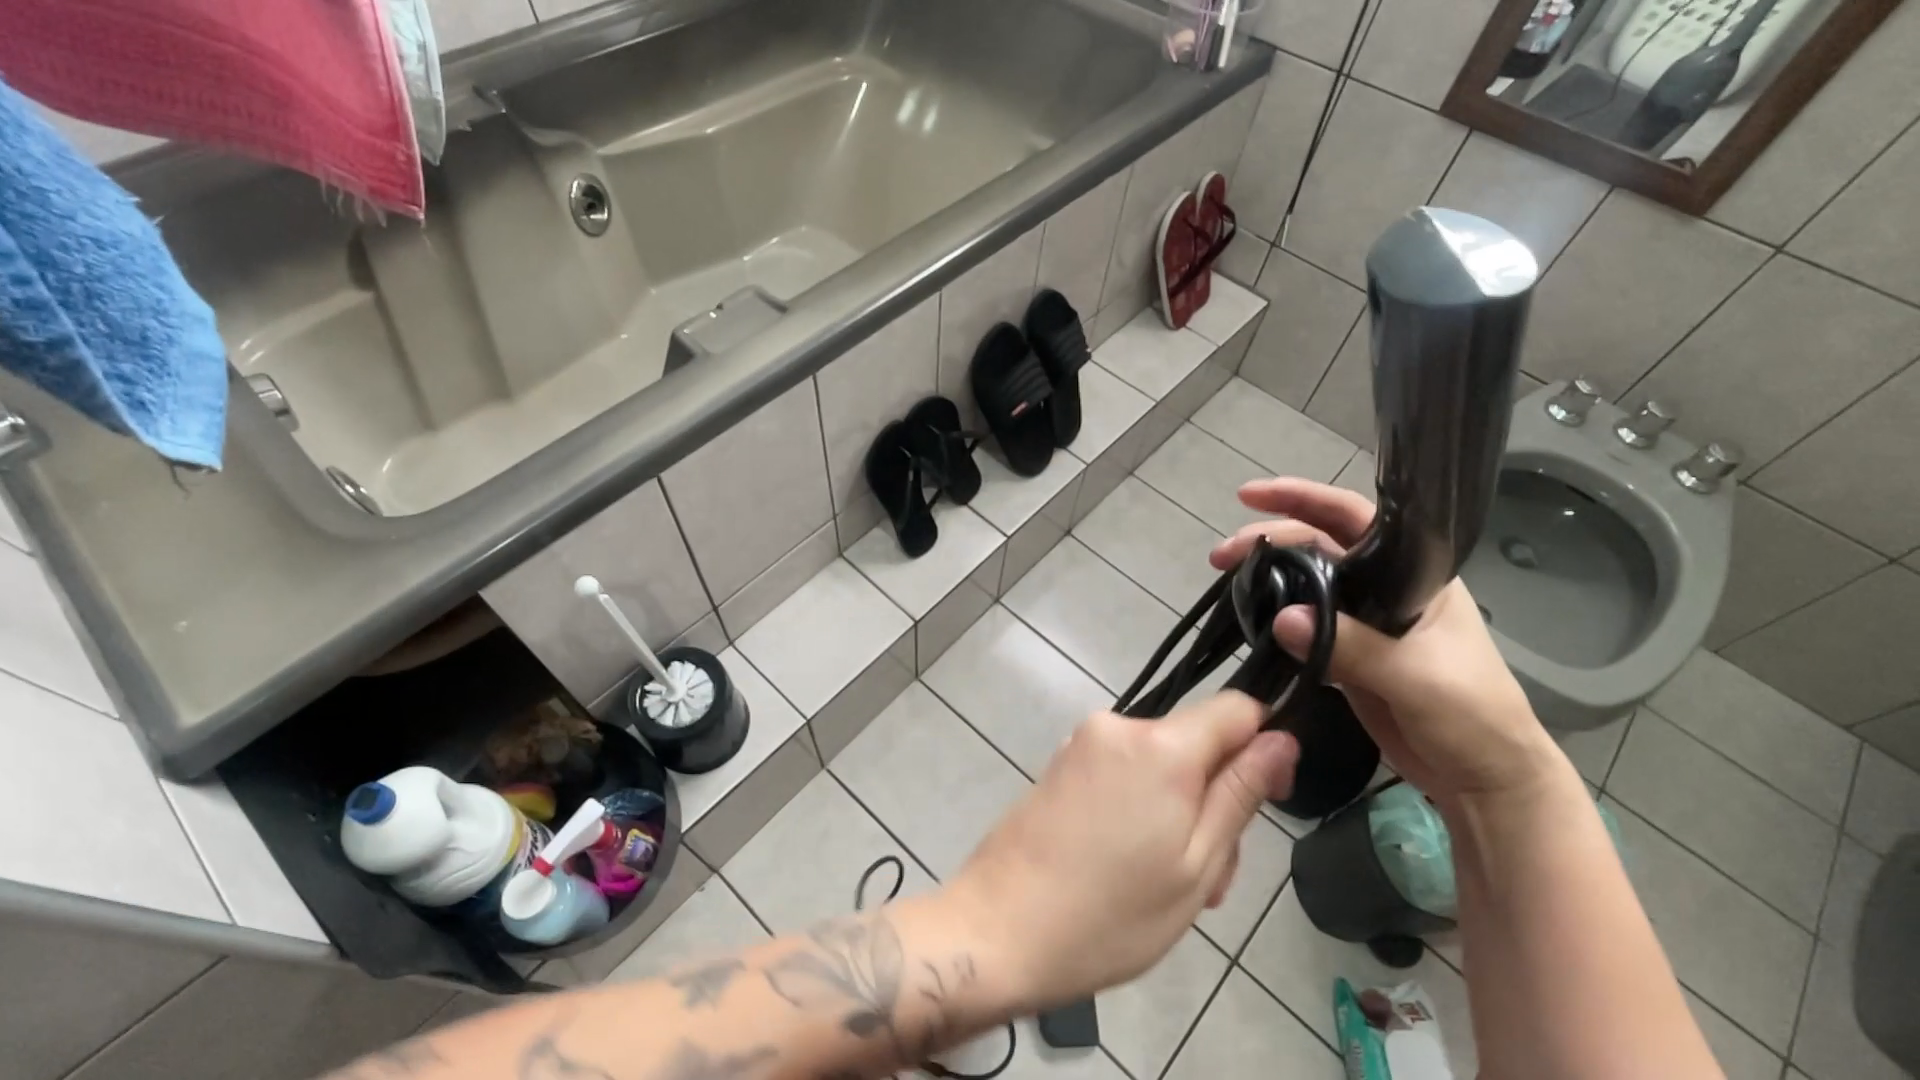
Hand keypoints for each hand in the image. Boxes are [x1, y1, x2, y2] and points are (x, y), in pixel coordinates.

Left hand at [942, 694, 1297, 1011]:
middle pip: (1195, 742)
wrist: (997, 932)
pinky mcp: (1058, 768)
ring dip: (1176, 813)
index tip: (1267, 799)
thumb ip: (1240, 794)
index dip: (1264, 745)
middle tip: (1209, 876)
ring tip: (1167, 885)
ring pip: (1159, 764)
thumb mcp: (1196, 865)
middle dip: (1214, 798)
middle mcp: (1117, 727)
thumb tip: (1281, 738)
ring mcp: (1080, 745)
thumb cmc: (1110, 915)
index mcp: (1160, 745)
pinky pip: (1121, 773)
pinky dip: (1139, 809)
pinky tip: (1127, 869)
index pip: (1236, 708)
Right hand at [1209, 477, 1569, 810]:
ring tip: (1225, 580)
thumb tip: (1281, 618)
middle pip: (1320, 549)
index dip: (1304, 499)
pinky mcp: (1350, 657)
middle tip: (1222, 554)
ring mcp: (1367, 624)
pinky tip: (1247, 619)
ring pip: (1308, 586)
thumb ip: (1350, 645)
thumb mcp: (1416, 676)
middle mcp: (1388, 590)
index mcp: (1417, 575)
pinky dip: (1275, 620)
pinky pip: (1305, 628)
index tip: (1252, 495)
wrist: (1485, 780)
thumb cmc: (1472, 716)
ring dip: (1267, 579)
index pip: (1355, 519)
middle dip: (1271, 542)